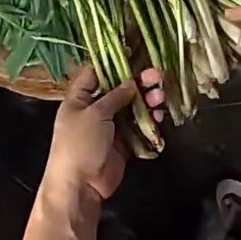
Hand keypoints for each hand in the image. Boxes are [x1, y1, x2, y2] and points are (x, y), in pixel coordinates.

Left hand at [42, 63, 162, 205]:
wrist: (81, 185)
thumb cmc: (80, 143)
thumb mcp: (94, 114)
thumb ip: (115, 97)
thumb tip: (131, 82)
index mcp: (79, 100)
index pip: (94, 74)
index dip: (112, 63)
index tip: (133, 54)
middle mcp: (94, 111)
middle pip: (118, 91)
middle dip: (138, 83)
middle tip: (158, 76)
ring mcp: (109, 128)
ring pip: (131, 109)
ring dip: (147, 101)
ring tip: (161, 96)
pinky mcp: (122, 144)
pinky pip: (138, 128)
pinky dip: (149, 121)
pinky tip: (159, 116)